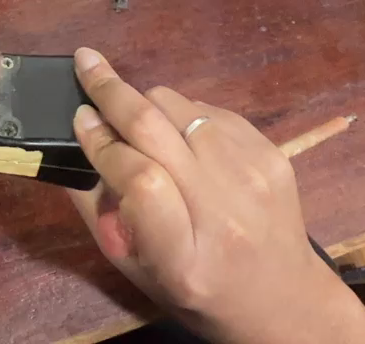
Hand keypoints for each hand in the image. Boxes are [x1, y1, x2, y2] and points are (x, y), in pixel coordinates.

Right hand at [67, 49, 364, 343]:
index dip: (105, 144)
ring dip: (146, 104)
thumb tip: (79, 128)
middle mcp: (224, 212)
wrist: (285, 301)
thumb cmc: (195, 288)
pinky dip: (182, 114)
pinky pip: (205, 106)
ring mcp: (252, 177)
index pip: (140, 180)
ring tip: (143, 128)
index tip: (80, 118)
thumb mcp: (134, 264)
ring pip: (176, 104)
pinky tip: (184, 141)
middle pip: (154, 127)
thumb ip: (97, 203)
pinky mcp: (270, 152)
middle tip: (85, 63)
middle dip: (111, 90)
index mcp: (183, 257)